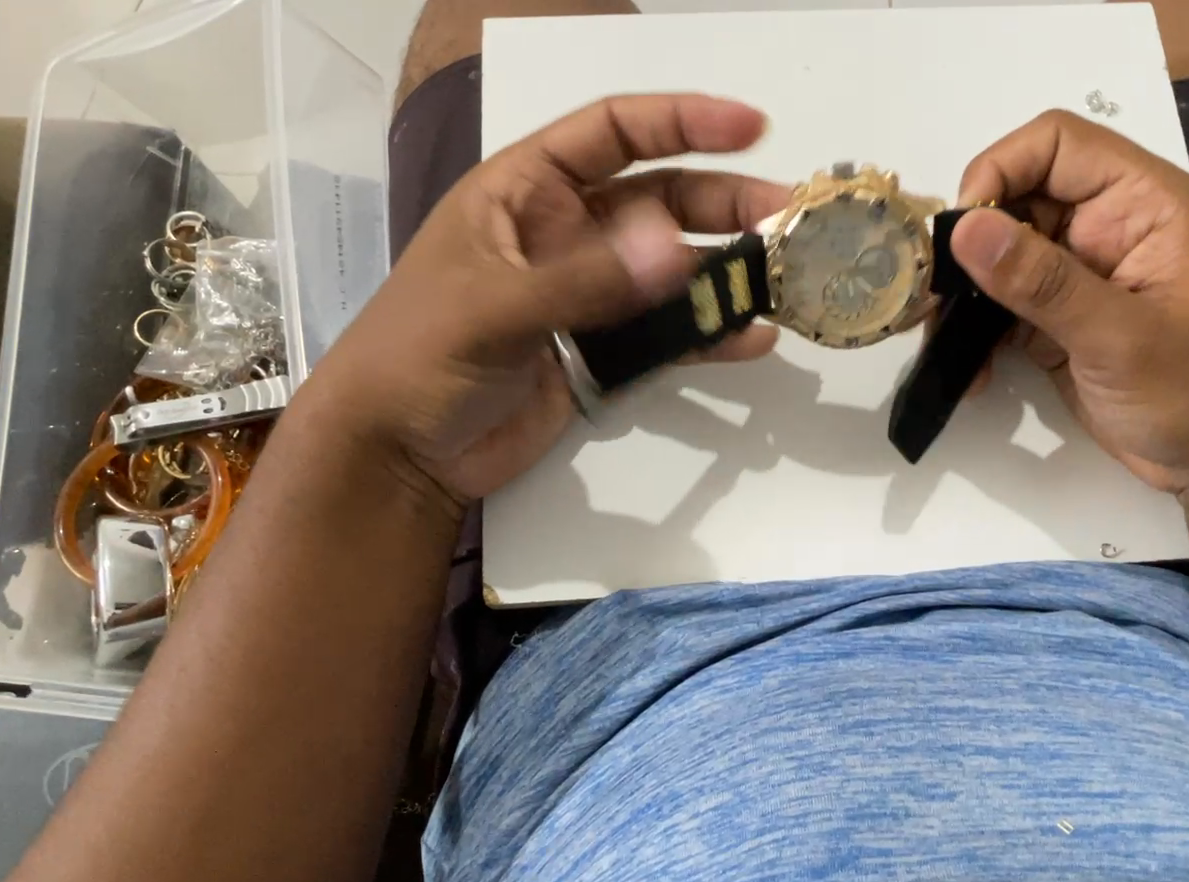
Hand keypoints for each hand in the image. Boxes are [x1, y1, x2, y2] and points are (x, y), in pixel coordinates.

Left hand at [308, 95, 787, 506]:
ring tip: (781, 278)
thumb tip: (680, 250)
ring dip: (724, 273)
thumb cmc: (420, 358)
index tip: (753, 130)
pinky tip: (750, 340)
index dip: (683, 121)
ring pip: (670, 272)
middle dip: (724, 204)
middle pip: (659, 201)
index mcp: (526, 192)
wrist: (403, 453)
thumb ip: (586, 281)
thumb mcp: (494, 308)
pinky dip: (706, 337)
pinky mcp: (602, 355)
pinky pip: (665, 337)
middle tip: (786, 219)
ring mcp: (588, 299)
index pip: (613, 133)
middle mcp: (565, 235)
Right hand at [946, 110, 1188, 496]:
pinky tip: (969, 374)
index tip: (960, 233)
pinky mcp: (1059, 325)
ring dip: (966, 297)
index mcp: (1140, 204)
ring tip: (938, 338)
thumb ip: (1042, 281)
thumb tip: (964, 230)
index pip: (1056, 144)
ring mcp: (1079, 280)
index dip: (999, 171)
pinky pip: (1004, 313)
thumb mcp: (1120, 335)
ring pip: (1002, 260)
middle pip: (1017, 201)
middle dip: (969, 244)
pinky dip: (979, 338)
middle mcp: (1105, 229)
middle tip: (932, 297)